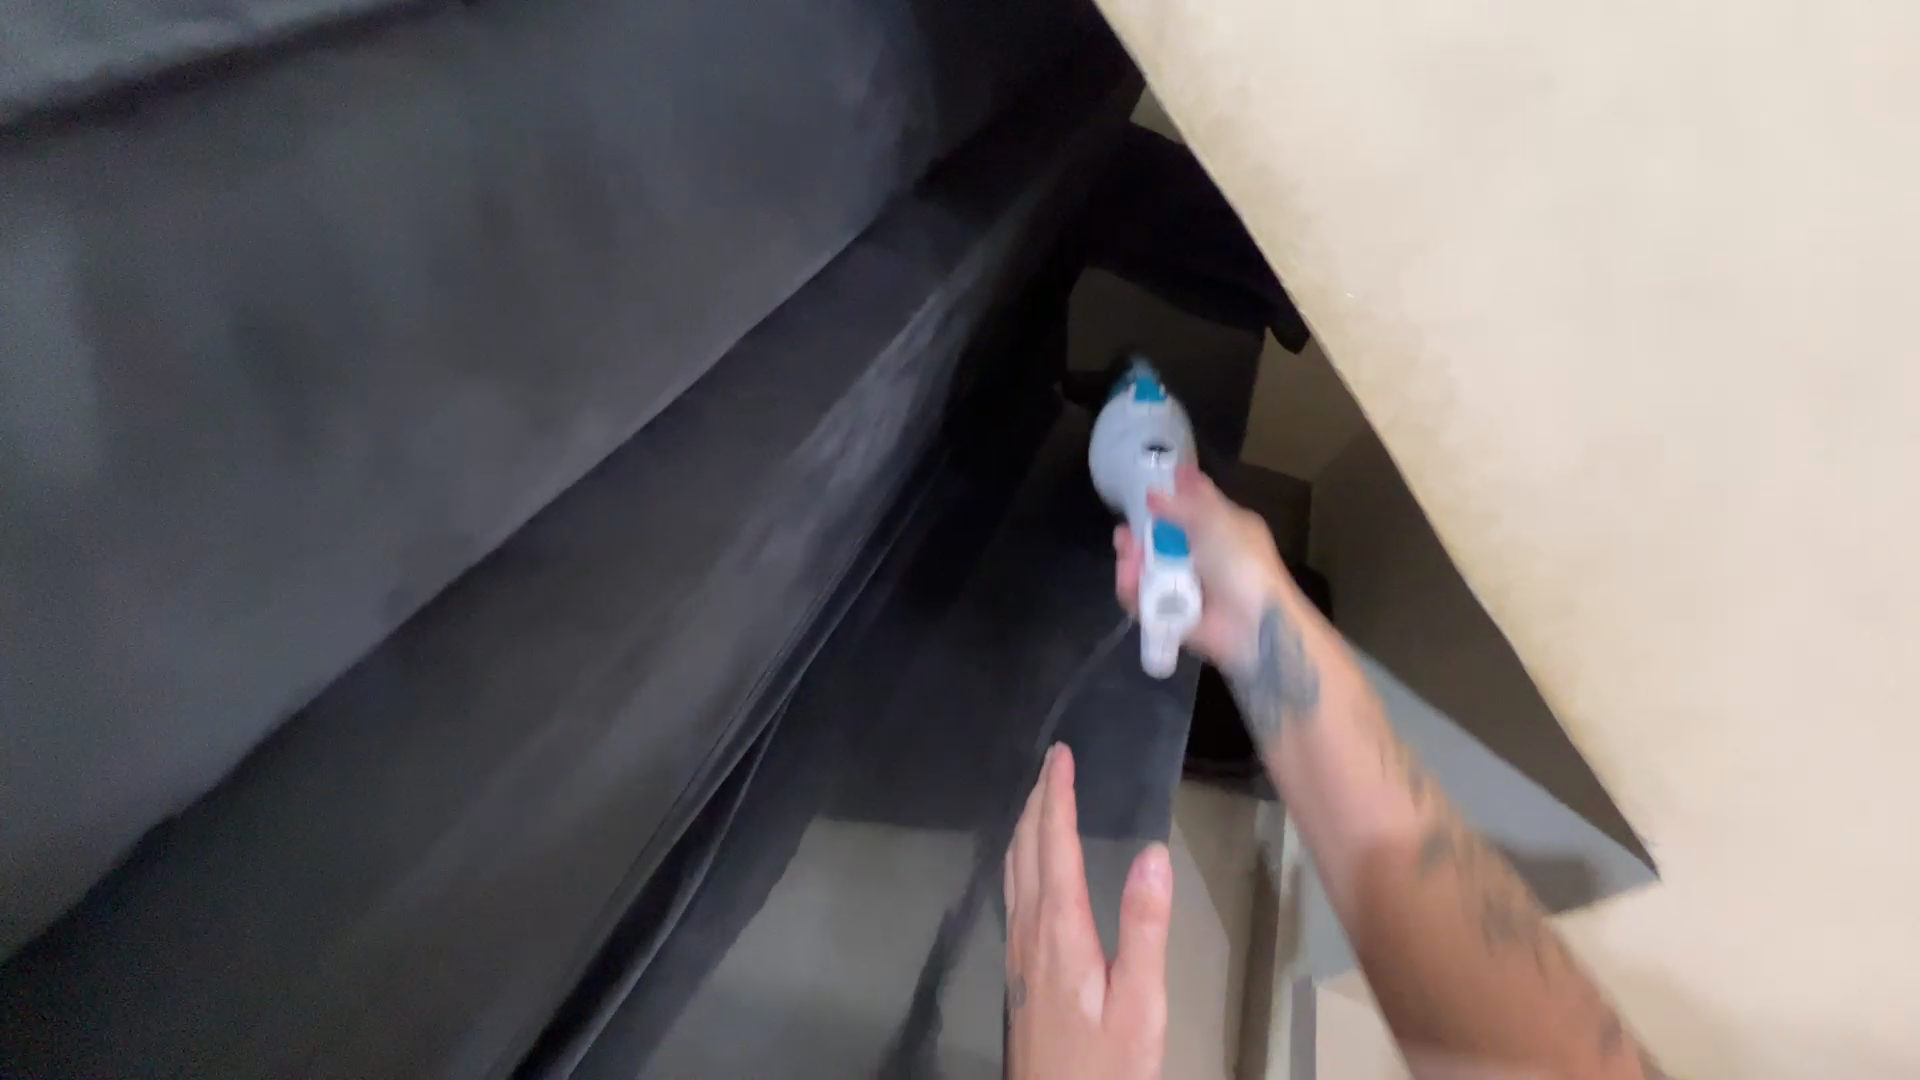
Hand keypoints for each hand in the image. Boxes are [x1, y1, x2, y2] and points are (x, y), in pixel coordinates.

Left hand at [1004, 745, 1171, 1079]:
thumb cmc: (1106, 1065)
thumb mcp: (1141, 1002)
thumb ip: (1145, 926)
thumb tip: (1152, 852)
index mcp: (1061, 925)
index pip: (1055, 841)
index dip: (1058, 793)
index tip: (1062, 754)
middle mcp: (1029, 924)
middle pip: (1027, 843)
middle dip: (1039, 796)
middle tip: (1053, 760)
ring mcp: (1016, 944)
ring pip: (1012, 862)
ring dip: (1025, 820)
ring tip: (1040, 794)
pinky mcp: (1014, 962)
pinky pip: (1011, 885)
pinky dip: (1020, 851)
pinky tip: (1028, 858)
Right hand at [1114, 464, 1291, 672]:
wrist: (1252, 624)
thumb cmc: (1241, 563)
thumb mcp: (1218, 521)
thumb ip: (1185, 502)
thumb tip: (1155, 490)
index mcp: (1219, 529)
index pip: (1186, 508)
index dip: (1164, 500)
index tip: (1143, 492)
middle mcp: (1198, 555)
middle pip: (1157, 539)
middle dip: (1137, 534)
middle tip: (1125, 534)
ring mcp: (1181, 586)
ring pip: (1144, 568)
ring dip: (1131, 560)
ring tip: (1128, 556)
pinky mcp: (1167, 614)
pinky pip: (1140, 599)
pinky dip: (1131, 589)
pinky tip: (1129, 577)